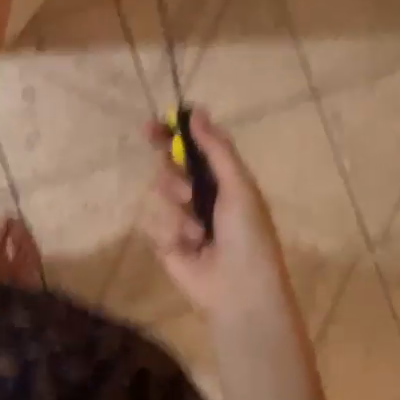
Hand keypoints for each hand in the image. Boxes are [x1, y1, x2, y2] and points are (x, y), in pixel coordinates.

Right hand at [139, 111, 292, 324]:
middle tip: (181, 188)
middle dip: (171, 174)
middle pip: (169, 167)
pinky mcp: (164, 240)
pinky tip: (188, 247)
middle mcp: (199, 195)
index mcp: (222, 179)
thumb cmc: (247, 234)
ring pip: (158, 194)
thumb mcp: (238, 186)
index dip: (172, 134)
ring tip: (197, 229)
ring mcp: (179, 218)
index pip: (191, 147)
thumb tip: (196, 111)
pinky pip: (152, 222)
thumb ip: (215, 149)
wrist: (238, 288)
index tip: (153, 126)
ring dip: (176, 210)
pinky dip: (170, 232)